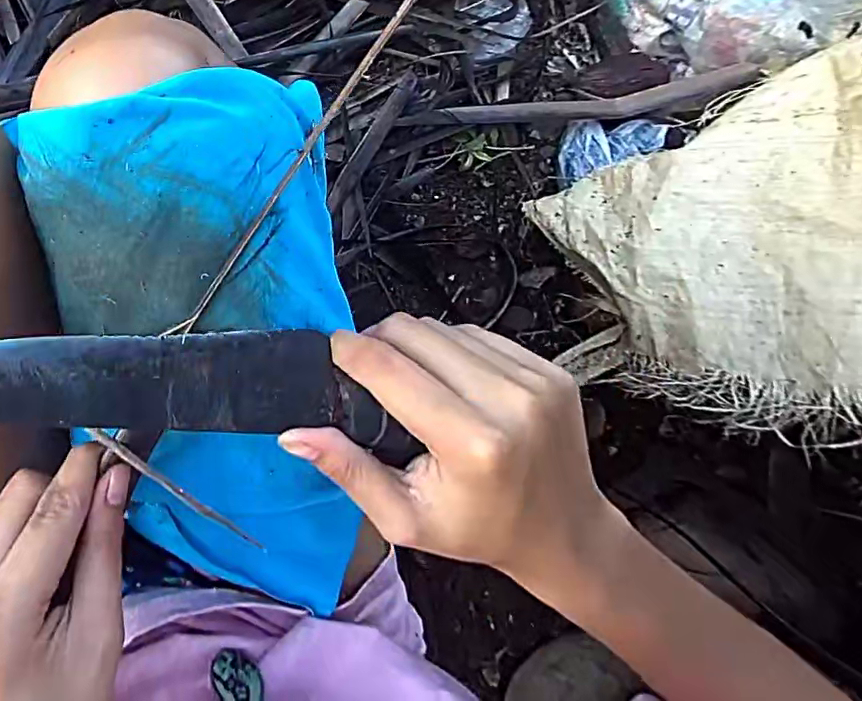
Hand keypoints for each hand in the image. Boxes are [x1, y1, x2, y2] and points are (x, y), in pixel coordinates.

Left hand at [0, 444, 130, 700]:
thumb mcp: (97, 640)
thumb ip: (103, 551)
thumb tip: (113, 481)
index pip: (50, 512)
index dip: (84, 471)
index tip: (108, 451)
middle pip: (18, 494)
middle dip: (61, 491)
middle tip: (95, 512)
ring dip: (38, 514)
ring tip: (64, 559)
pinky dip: (16, 539)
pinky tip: (35, 576)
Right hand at [279, 313, 621, 589]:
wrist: (567, 535)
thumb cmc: (479, 531)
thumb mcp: (403, 518)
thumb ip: (347, 471)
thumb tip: (293, 434)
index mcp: (472, 444)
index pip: (388, 367)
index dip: (347, 349)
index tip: (329, 351)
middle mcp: (509, 401)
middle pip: (410, 331)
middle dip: (375, 341)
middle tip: (367, 370)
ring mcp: (534, 379)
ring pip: (439, 325)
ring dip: (412, 342)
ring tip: (409, 377)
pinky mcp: (548, 368)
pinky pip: (473, 331)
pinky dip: (447, 345)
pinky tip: (447, 376)